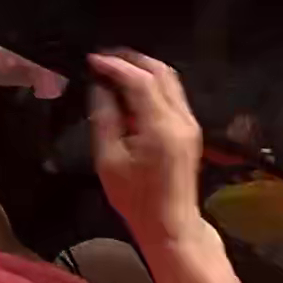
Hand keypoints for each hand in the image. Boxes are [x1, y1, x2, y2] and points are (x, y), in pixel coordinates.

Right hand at [88, 50, 207, 244]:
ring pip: (169, 79)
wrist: (170, 224)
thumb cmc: (136, 199)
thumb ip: (104, 118)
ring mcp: (188, 124)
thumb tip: (99, 89)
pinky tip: (129, 89)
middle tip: (104, 58)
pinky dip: (150, 83)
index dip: (114, 65)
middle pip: (160, 72)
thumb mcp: (108, 160)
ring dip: (142, 69)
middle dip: (130, 59)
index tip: (93, 60)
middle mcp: (180, 120)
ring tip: (114, 69)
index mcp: (160, 127)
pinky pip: (171, 94)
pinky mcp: (189, 129)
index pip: (139, 81)